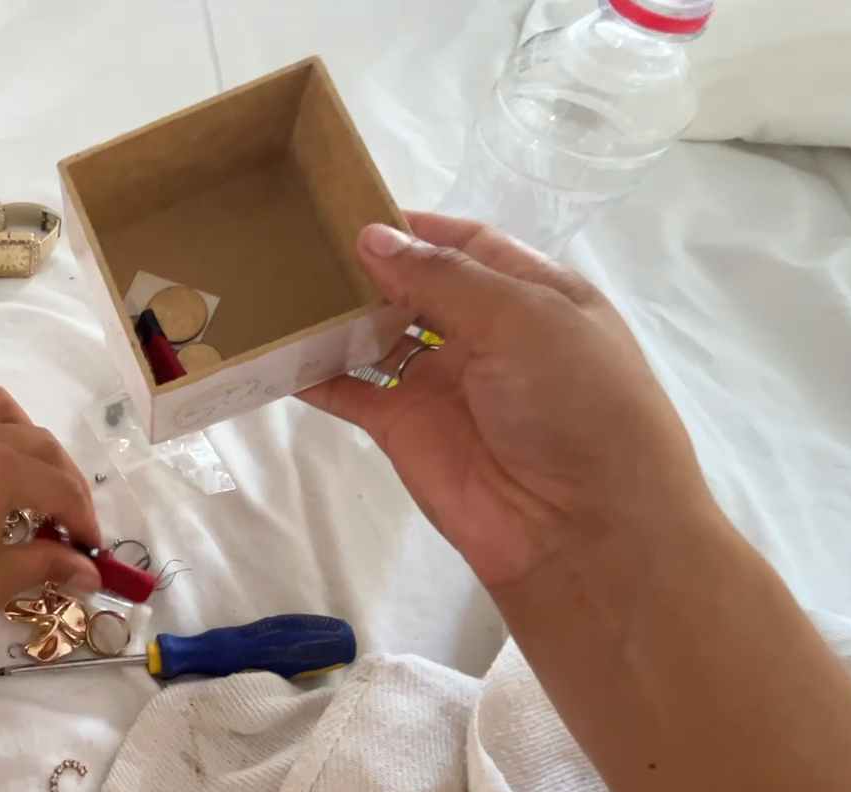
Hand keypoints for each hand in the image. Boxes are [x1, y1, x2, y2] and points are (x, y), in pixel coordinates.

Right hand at [298, 212, 719, 594]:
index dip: (412, 226)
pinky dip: (312, 376)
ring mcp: (432, 381)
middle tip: (300, 247)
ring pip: (372, 336)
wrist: (572, 524)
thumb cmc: (574, 405)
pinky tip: (275, 356)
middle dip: (364, 268)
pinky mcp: (396, 425)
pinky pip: (346, 391)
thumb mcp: (523, 321)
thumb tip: (370, 238)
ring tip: (280, 291)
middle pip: (409, 288)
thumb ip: (443, 280)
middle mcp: (477, 333)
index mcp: (526, 295)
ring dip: (334, 318)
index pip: (461, 245)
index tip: (348, 208)